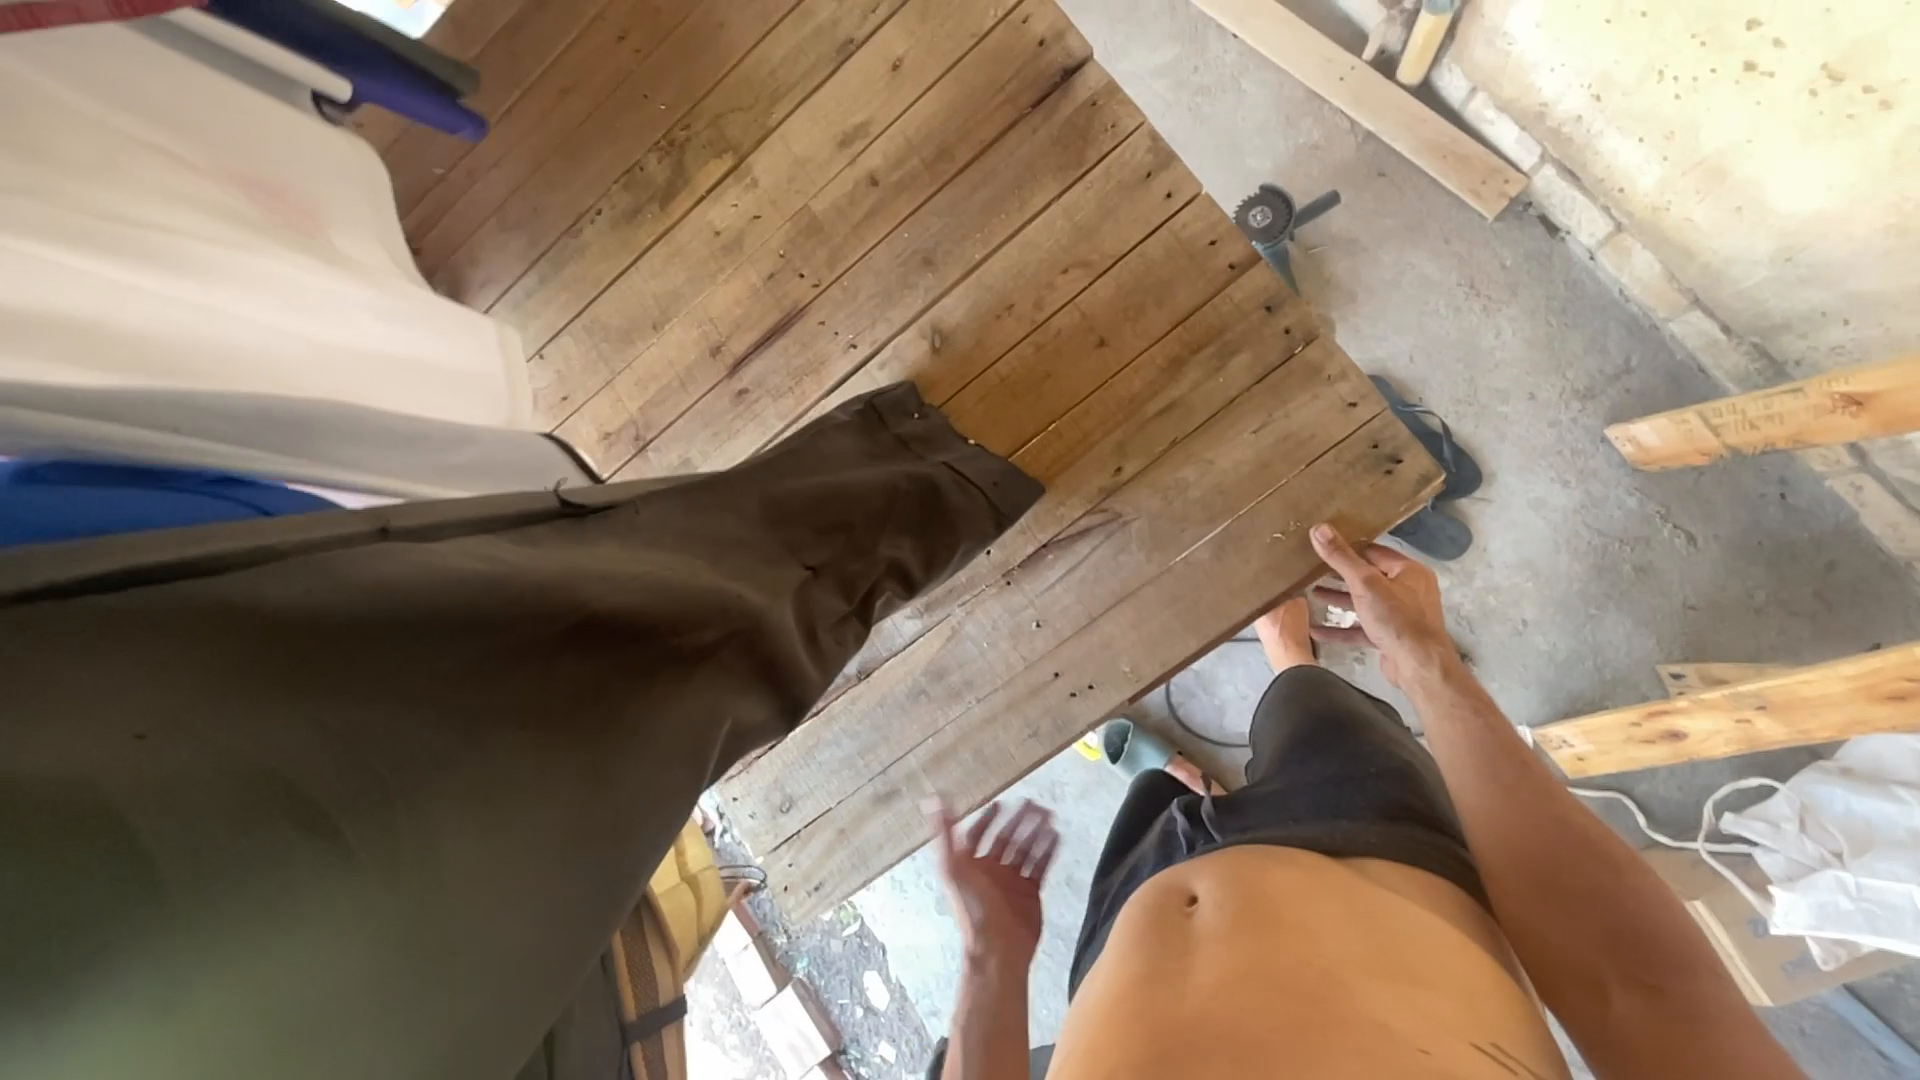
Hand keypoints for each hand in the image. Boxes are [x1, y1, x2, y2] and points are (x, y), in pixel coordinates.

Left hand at [924, 798, 1056, 968]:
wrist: (998, 948)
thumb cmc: (972, 908)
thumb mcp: (952, 866)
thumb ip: (944, 832)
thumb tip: (933, 800)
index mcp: (969, 864)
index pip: (978, 834)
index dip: (988, 818)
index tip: (1000, 803)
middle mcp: (991, 871)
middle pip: (1006, 838)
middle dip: (1019, 821)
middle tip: (1033, 804)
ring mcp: (1012, 881)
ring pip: (1025, 849)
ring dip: (1036, 832)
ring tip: (1048, 816)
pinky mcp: (1030, 893)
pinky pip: (1040, 866)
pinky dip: (1048, 851)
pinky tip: (1055, 836)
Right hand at [1307, 523, 1457, 688]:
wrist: (1418, 665)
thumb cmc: (1398, 619)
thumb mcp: (1364, 583)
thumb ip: (1341, 558)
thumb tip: (1320, 529)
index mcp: (1409, 572)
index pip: (1374, 553)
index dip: (1349, 548)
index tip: (1324, 545)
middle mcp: (1408, 590)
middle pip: (1368, 577)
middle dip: (1340, 575)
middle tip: (1314, 568)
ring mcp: (1399, 615)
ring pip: (1363, 603)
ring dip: (1339, 599)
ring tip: (1312, 594)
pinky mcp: (1390, 636)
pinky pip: (1361, 628)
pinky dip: (1340, 628)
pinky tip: (1317, 630)